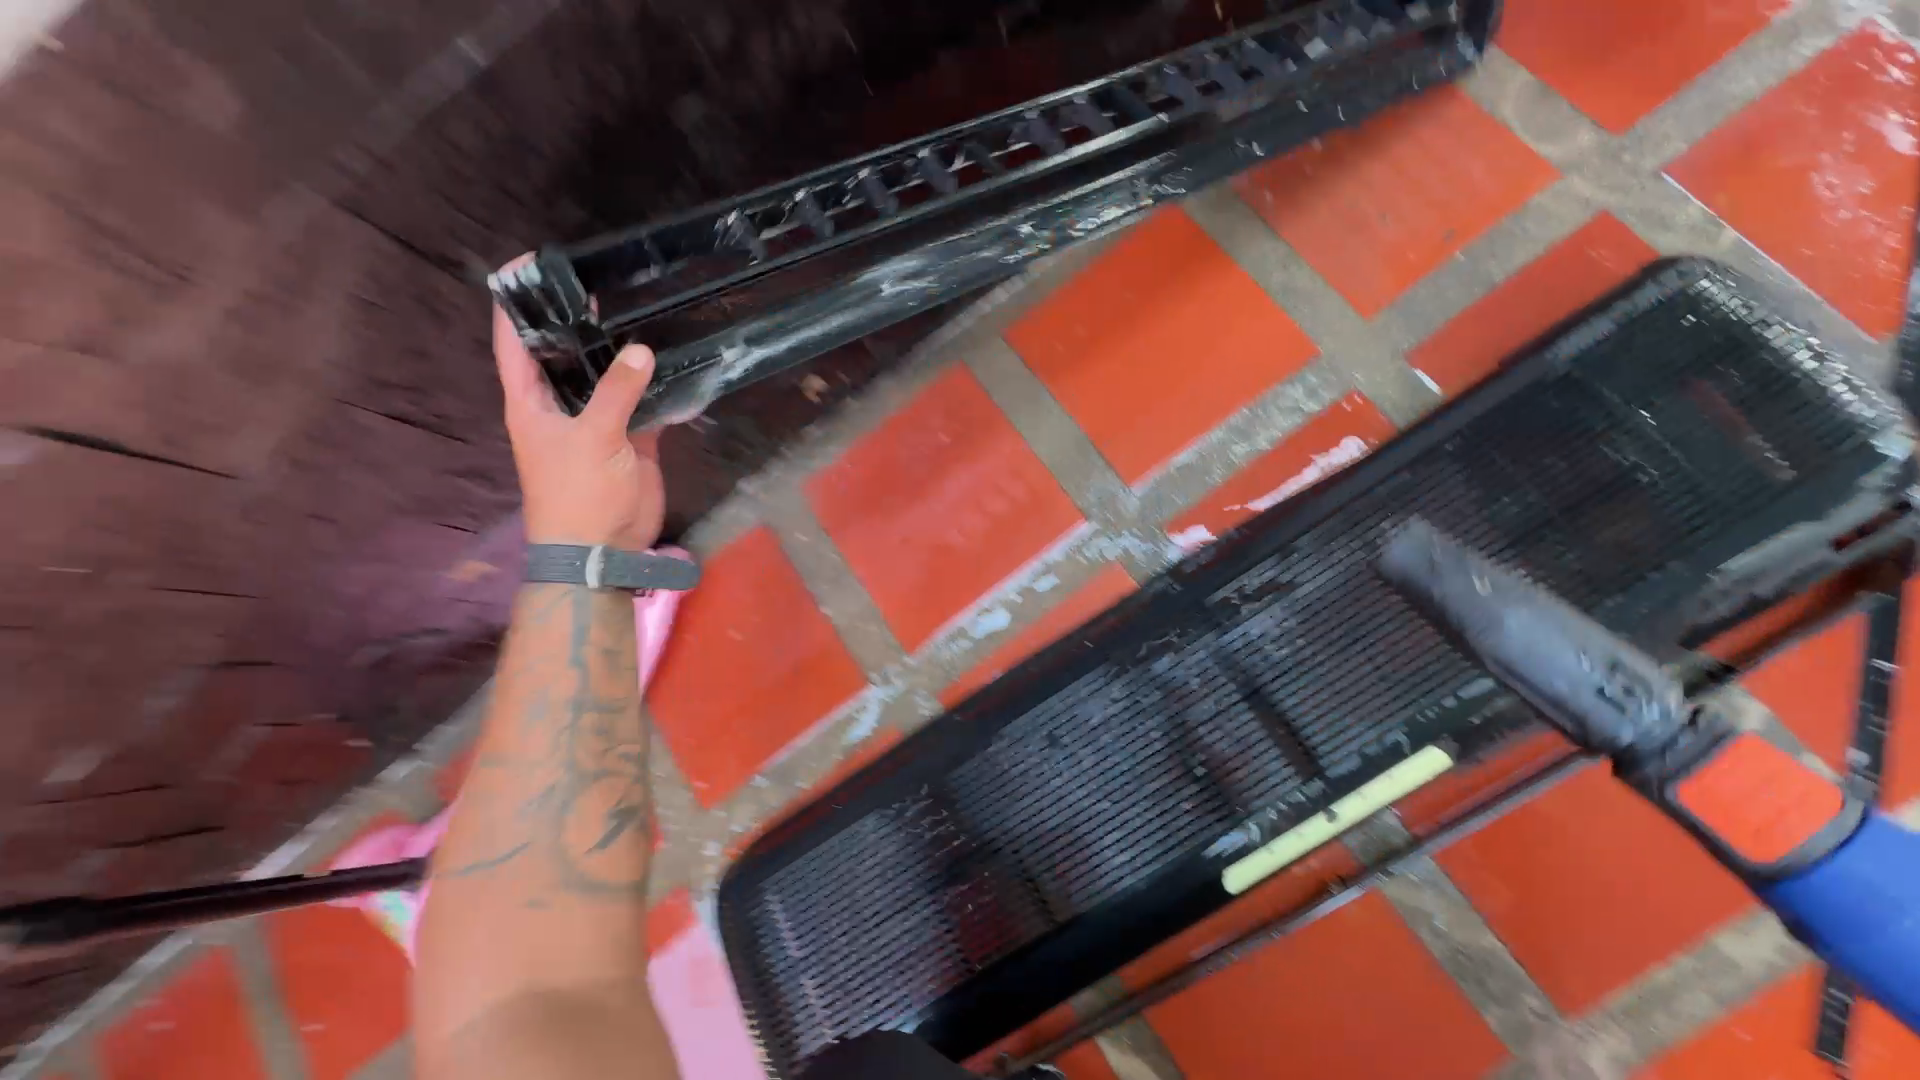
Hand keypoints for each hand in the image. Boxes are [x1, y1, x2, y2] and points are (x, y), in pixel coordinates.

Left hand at [493, 300, 665, 549]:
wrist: (603, 549)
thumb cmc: (578, 493)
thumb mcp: (593, 437)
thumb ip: (617, 391)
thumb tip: (641, 350)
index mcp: (530, 400)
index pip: (514, 340)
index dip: (516, 301)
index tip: (532, 263)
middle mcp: (559, 404)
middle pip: (564, 352)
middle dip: (578, 319)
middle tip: (603, 281)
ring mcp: (597, 421)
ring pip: (608, 376)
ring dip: (622, 350)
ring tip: (642, 309)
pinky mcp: (630, 438)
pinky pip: (643, 403)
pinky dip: (657, 386)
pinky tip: (674, 360)